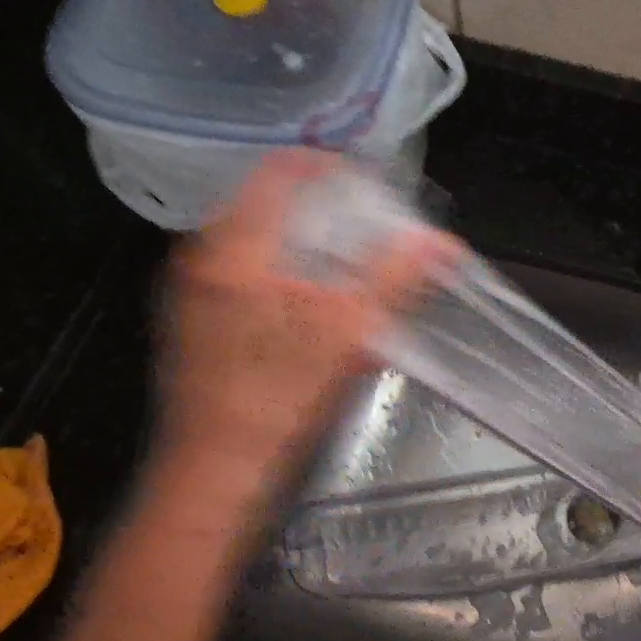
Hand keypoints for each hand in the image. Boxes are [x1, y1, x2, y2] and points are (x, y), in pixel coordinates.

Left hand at [155, 151, 461, 511]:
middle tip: (376, 229)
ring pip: (262, 239)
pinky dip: (290, 269)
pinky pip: (251, 269)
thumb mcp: (348, 331)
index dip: (333, 168)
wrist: (214, 473)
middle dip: (329, 211)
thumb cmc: (277, 397)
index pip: (281, 171)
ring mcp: (196, 290)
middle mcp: (204, 257)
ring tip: (358, 262)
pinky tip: (322, 302)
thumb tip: (445, 241)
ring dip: (312, 242)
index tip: (375, 189)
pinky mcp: (200, 319)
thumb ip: (397, 278)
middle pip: (272, 204)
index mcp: (234, 247)